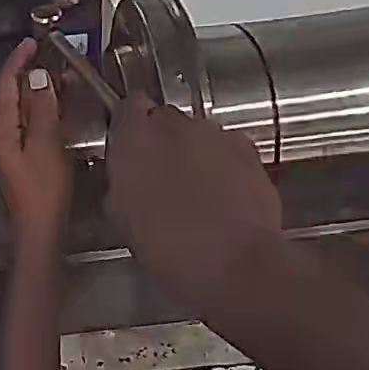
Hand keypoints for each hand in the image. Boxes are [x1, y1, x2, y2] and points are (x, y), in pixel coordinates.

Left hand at [0, 38, 71, 245]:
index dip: (18, 61)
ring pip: (20, 107)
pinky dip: (41, 108)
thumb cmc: (42, 194)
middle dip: (28, 72)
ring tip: (57, 75)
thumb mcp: (46, 146)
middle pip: (10, 93)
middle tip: (49, 56)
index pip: (6, 84)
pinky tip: (57, 107)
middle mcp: (1, 134)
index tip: (32, 43)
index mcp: (2, 129)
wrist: (40, 230)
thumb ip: (42, 109)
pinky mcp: (21, 156)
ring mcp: (10, 146)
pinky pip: (28, 121)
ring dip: (36, 89)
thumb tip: (39, 78)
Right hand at [106, 97, 282, 320]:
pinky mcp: (248, 149)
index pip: (127, 106)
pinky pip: (228, 148)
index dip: (129, 125)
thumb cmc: (167, 247)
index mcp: (134, 137)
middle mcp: (174, 124)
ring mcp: (214, 133)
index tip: (130, 147)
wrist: (234, 263)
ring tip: (197, 193)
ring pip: (197, 135)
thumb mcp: (122, 218)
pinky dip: (225, 164)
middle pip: (164, 119)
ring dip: (194, 154)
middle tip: (161, 179)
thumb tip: (128, 176)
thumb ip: (121, 182)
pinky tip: (225, 196)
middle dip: (162, 142)